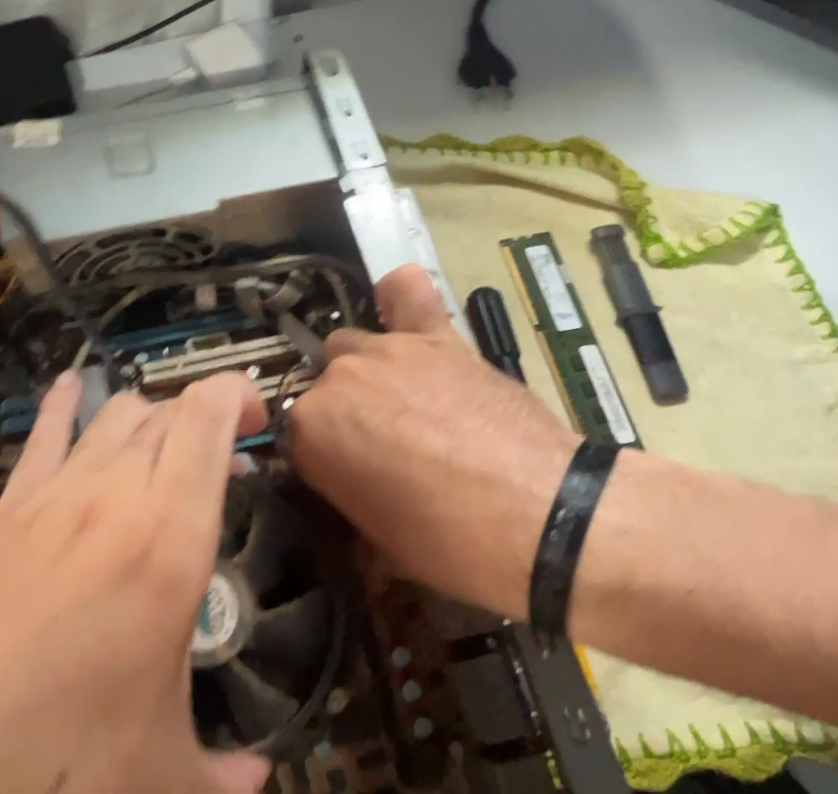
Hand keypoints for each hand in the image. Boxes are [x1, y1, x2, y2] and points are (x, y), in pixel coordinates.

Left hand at [0, 372, 274, 793]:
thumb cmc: (62, 751)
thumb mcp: (161, 771)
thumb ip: (222, 775)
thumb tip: (257, 787)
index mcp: (170, 539)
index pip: (207, 420)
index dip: (236, 394)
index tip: (258, 414)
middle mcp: (114, 495)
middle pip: (165, 413)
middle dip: (203, 418)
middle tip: (226, 456)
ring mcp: (54, 495)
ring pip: (111, 415)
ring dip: (148, 417)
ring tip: (166, 442)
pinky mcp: (6, 510)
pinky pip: (40, 437)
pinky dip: (61, 406)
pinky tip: (69, 387)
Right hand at [289, 265, 579, 620]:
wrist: (542, 517)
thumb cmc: (452, 544)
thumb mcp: (380, 543)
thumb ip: (348, 498)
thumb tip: (352, 498)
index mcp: (311, 432)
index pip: (295, 437)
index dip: (322, 461)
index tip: (347, 481)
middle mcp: (338, 380)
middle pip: (323, 388)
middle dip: (343, 417)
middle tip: (382, 452)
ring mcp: (388, 351)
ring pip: (353, 346)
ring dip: (368, 371)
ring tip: (406, 403)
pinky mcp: (438, 338)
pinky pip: (407, 294)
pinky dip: (400, 299)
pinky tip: (402, 311)